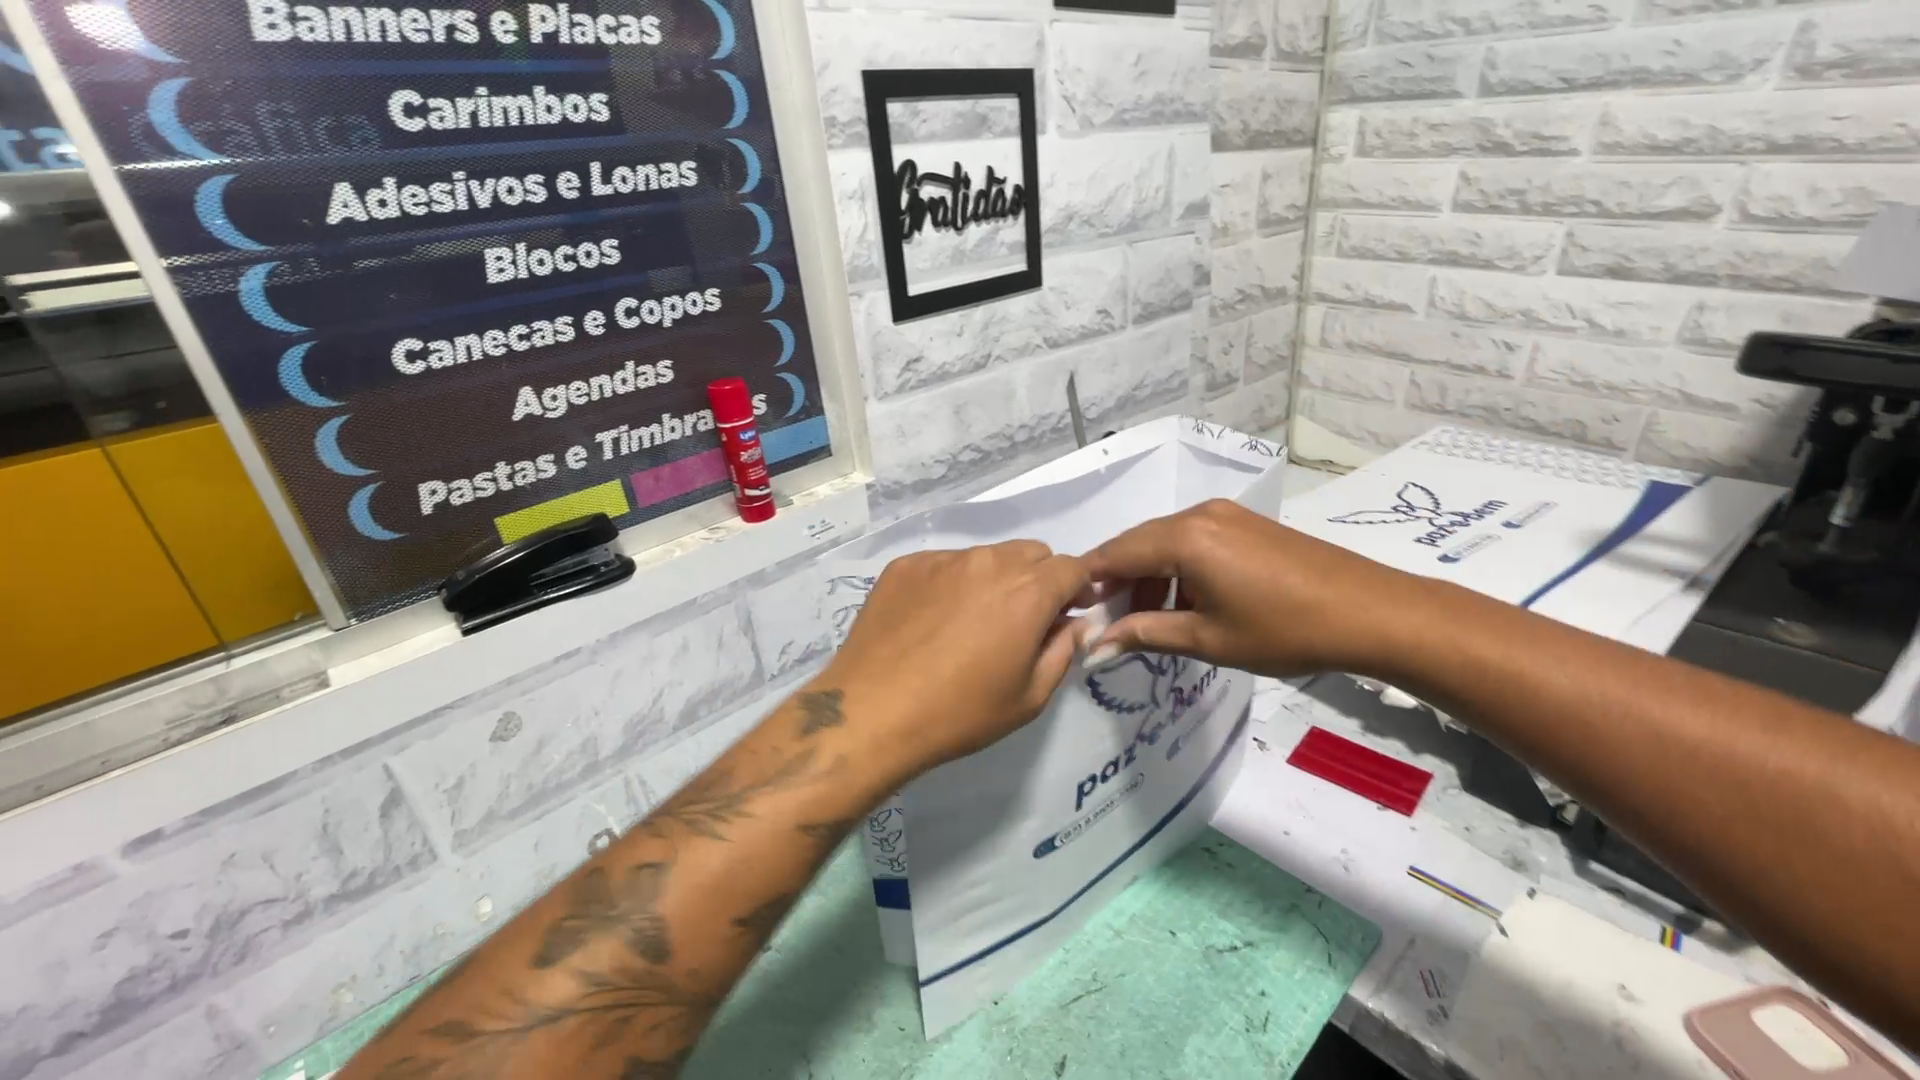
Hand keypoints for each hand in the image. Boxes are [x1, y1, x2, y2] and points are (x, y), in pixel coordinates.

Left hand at [820, 541, 1091, 775]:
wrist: (872, 711)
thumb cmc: (960, 713)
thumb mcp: (1030, 697)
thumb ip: (1063, 651)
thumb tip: (1075, 624)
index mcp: (1028, 592)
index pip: (1072, 568)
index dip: (1078, 589)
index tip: (1069, 613)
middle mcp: (988, 562)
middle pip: (1031, 553)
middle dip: (1039, 579)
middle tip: (1023, 621)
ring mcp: (942, 559)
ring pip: (986, 556)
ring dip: (995, 580)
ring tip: (972, 624)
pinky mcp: (905, 566)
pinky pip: (945, 564)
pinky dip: (952, 584)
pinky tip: (932, 623)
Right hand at [1082, 499, 1421, 677]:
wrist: (1370, 612)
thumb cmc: (1283, 630)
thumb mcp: (1207, 639)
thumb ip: (1145, 635)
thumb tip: (1094, 648)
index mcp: (1183, 538)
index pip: (1114, 554)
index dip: (1088, 584)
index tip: (1071, 614)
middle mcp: (1199, 515)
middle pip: (1137, 544)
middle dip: (1118, 584)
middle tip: (1108, 626)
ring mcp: (1225, 515)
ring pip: (1165, 544)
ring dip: (1149, 580)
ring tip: (1150, 623)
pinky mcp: (1245, 524)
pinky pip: (1193, 542)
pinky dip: (1177, 571)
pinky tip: (1186, 605)